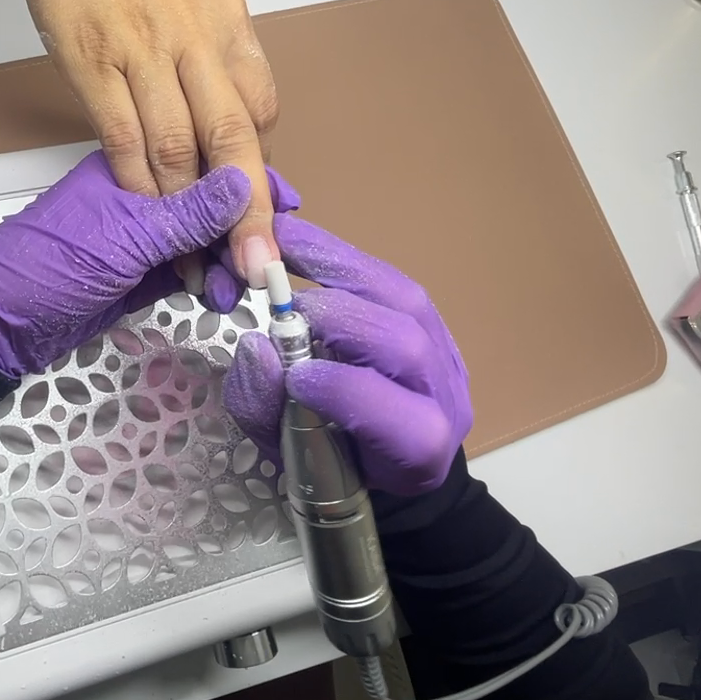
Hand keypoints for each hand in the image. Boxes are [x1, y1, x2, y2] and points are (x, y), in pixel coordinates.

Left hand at [0, 151, 249, 378]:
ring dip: (227, 262)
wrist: (2, 323)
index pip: (206, 162)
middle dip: (246, 231)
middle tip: (267, 263)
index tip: (290, 209)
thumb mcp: (122, 237)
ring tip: (239, 290)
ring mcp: (145, 236)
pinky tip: (221, 295)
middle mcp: (145, 194)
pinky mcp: (143, 273)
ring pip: (205, 239)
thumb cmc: (51, 266)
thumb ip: (185, 214)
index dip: (250, 184)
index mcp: (133, 165)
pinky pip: (189, 269)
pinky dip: (208, 281)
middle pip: (212, 203)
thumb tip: (247, 183)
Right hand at [1, 0, 279, 287]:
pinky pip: (120, 135)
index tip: (254, 209)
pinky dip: (135, 182)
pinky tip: (142, 214)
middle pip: (232, 142)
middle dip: (246, 215)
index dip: (260, 168)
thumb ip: (215, 43)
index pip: (261, 110)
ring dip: (185, 212)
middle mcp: (195, 40)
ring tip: (190, 259)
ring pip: (176, 149)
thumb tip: (223, 103)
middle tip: (253, 268)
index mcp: (228, 20)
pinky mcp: (90, 62)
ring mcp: (142, 52)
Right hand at [220, 213, 472, 494]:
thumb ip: (265, 407)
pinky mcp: (430, 315)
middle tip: (277, 305)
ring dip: (334, 268)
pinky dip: (336, 256)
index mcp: (416, 451)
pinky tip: (295, 242)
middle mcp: (443, 396)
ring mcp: (444, 350)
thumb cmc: (330, 457)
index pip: (399, 419)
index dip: (343, 389)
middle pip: (404, 345)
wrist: (382, 450)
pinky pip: (388, 276)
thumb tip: (256, 347)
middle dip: (335, 317)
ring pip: (403, 298)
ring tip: (280, 250)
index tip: (292, 375)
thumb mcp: (286, 449)